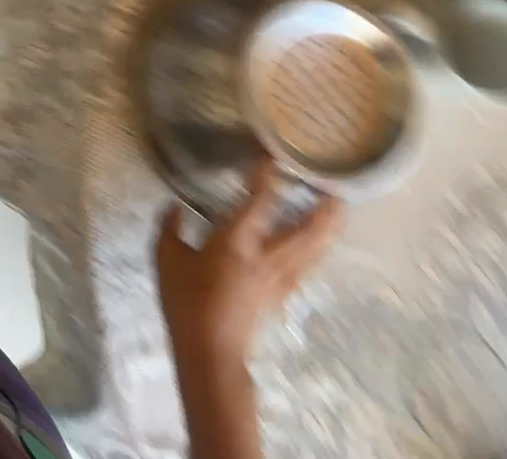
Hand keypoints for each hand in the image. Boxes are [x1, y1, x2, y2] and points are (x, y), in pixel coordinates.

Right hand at [155, 161, 343, 366]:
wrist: (211, 351)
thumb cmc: (186, 301)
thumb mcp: (167, 258)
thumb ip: (171, 228)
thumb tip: (177, 206)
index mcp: (236, 242)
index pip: (259, 201)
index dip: (267, 176)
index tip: (271, 156)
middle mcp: (267, 256)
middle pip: (306, 228)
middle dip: (324, 207)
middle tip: (336, 186)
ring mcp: (281, 278)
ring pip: (314, 248)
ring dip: (329, 227)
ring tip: (340, 210)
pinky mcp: (284, 295)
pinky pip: (309, 264)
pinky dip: (319, 248)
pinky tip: (320, 244)